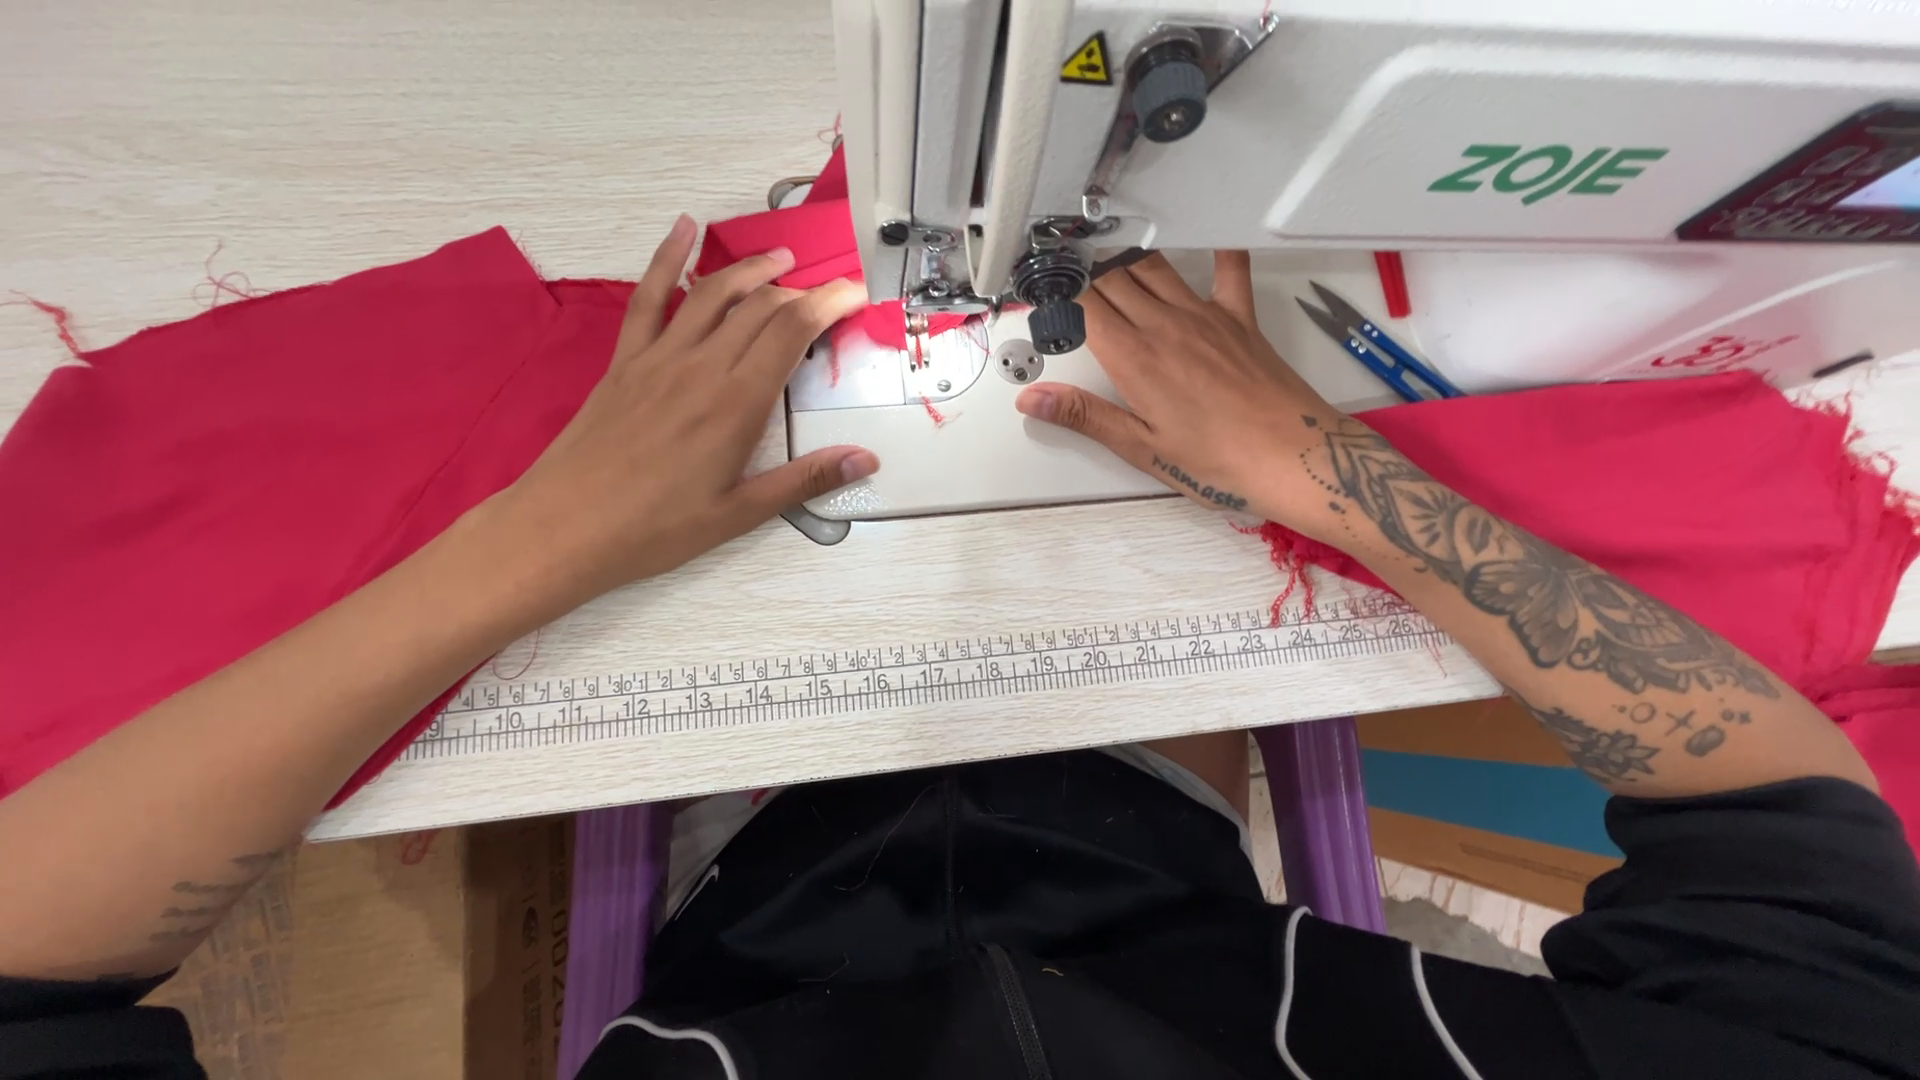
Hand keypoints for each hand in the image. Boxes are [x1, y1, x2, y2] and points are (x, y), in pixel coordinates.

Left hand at [490, 216, 876, 601]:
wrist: (567, 525)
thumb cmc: (658, 528)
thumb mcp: (741, 513)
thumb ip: (806, 480)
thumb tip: (866, 459)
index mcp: (736, 403)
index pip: (792, 332)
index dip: (829, 304)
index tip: (855, 294)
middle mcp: (701, 367)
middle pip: (760, 307)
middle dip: (802, 289)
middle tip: (830, 289)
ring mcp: (659, 357)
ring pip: (712, 293)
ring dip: (751, 269)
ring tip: (781, 257)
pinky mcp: (626, 360)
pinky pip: (648, 297)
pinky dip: (667, 258)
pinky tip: (682, 230)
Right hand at [1013, 251, 1348, 532]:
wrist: (1290, 456)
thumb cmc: (1220, 460)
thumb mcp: (1140, 447)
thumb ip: (1083, 415)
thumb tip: (1034, 400)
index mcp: (1135, 359)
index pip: (1084, 305)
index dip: (1059, 293)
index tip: (1043, 292)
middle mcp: (1167, 327)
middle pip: (1113, 278)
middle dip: (1085, 271)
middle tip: (1066, 269)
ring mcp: (1205, 317)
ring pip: (1155, 267)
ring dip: (1127, 258)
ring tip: (1106, 253)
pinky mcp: (1239, 319)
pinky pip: (1228, 268)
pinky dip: (1216, 249)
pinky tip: (1207, 236)